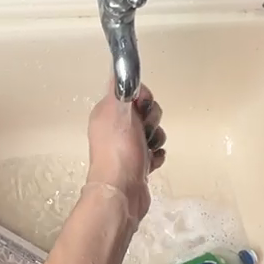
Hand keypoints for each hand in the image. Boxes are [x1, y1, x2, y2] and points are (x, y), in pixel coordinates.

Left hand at [85, 84, 164, 222]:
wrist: (122, 192)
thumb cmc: (120, 151)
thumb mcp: (120, 112)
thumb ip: (123, 89)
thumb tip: (123, 71)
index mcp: (106, 113)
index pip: (127, 90)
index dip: (141, 95)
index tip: (142, 104)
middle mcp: (114, 128)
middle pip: (144, 110)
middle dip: (152, 119)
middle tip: (145, 129)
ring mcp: (126, 147)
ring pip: (151, 131)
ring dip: (156, 138)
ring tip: (148, 148)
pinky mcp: (137, 164)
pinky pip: (154, 151)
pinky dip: (156, 155)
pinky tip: (151, 161)